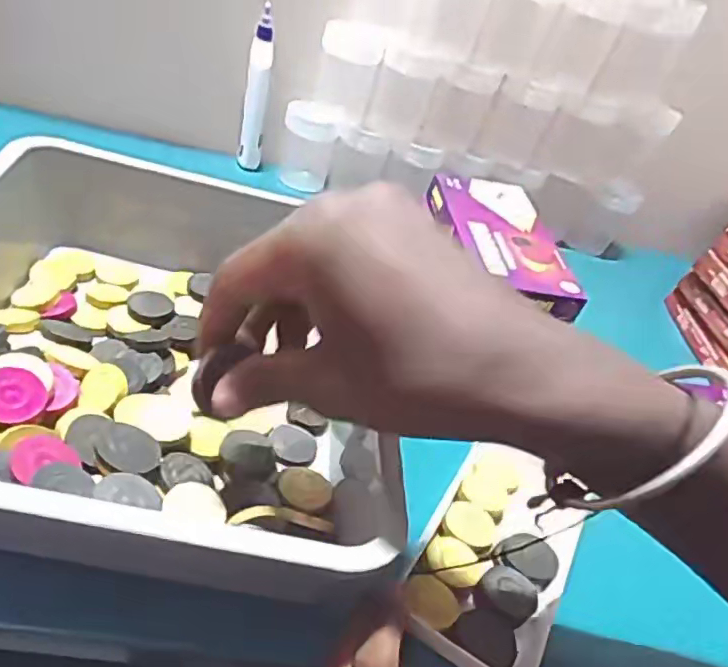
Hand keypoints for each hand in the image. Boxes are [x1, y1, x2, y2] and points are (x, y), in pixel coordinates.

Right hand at [197, 184, 686, 461]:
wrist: (519, 372)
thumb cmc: (413, 380)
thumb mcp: (329, 384)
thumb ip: (263, 380)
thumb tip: (215, 398)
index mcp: (312, 240)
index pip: (237, 277)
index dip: (214, 326)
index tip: (208, 367)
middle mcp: (343, 206)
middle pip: (274, 264)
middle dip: (257, 320)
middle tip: (252, 371)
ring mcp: (385, 209)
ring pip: (313, 259)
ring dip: (293, 308)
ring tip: (296, 360)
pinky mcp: (414, 224)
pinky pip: (351, 253)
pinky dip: (330, 293)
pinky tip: (338, 334)